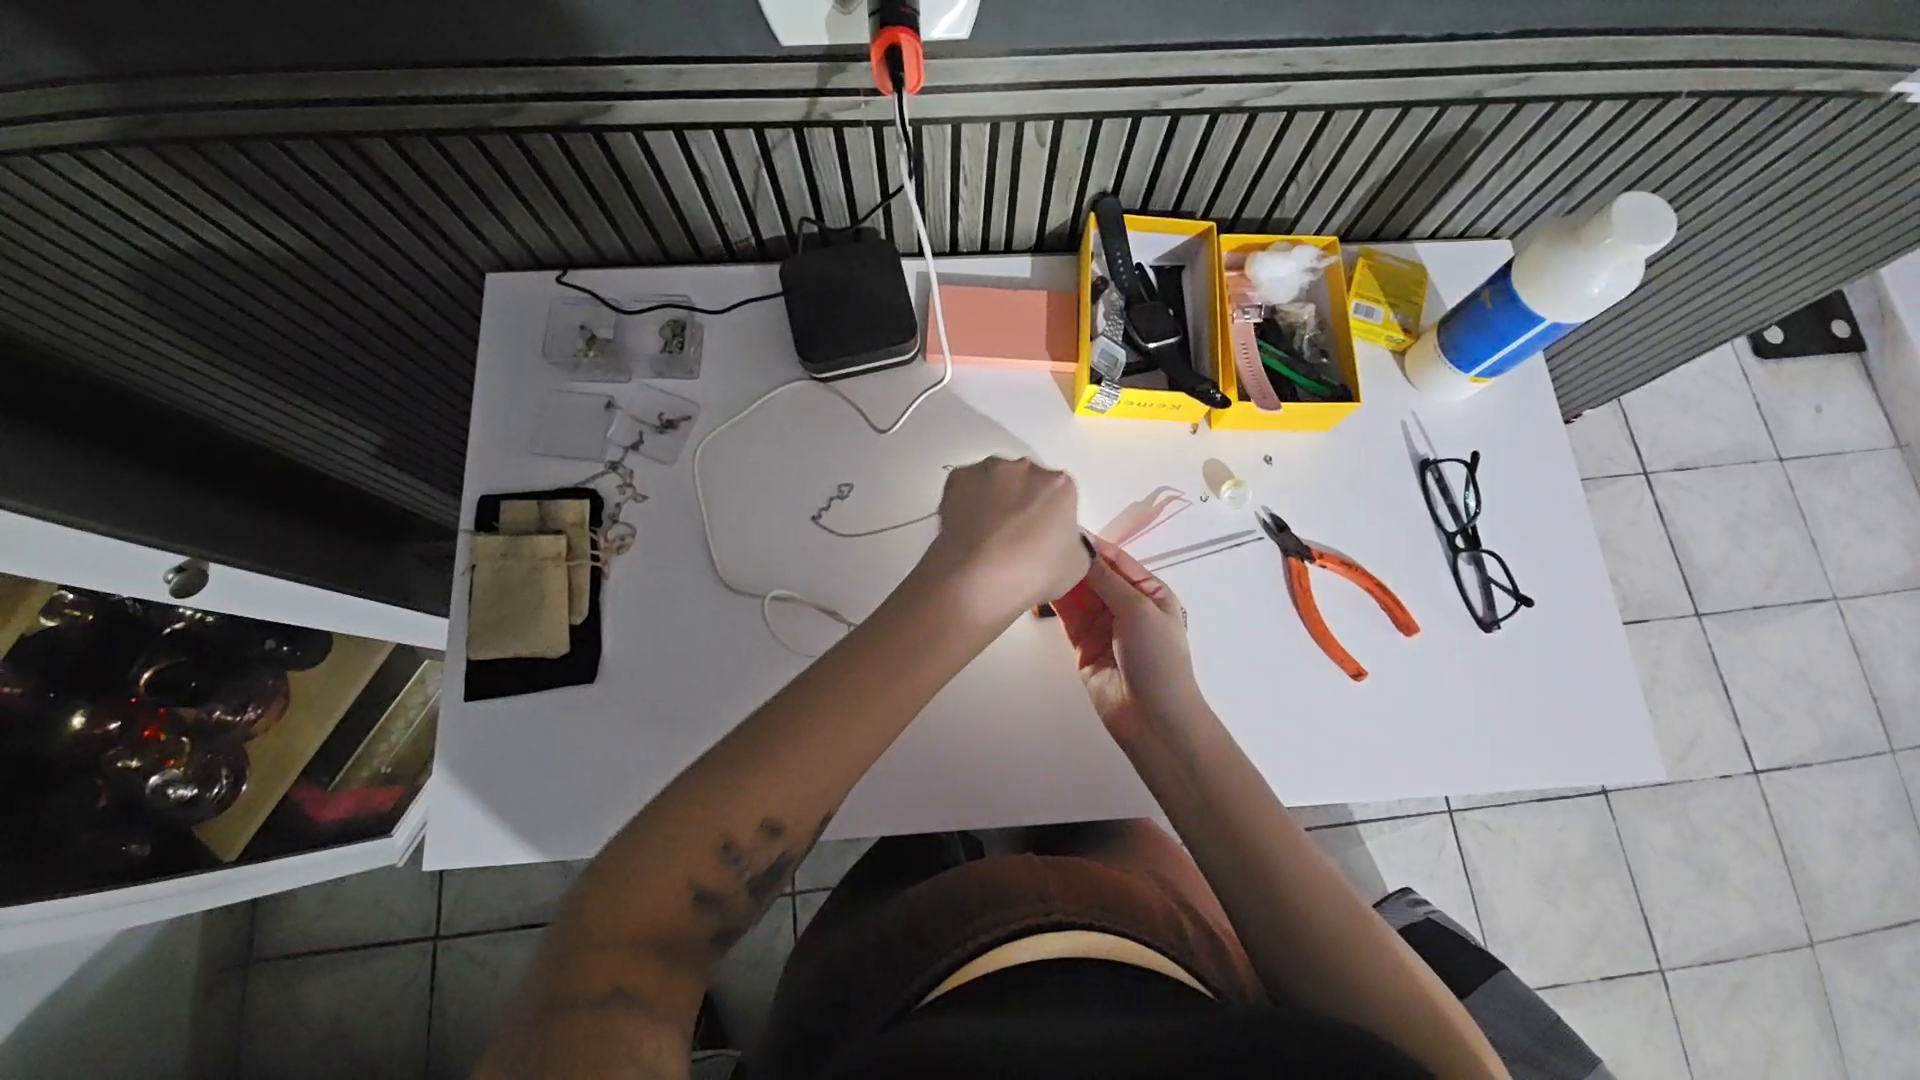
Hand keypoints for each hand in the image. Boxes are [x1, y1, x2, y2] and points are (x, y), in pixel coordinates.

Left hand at [921, 457, 1090, 619]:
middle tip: (1012, 538)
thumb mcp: (1075, 567)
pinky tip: (964, 529)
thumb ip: (1074, 545)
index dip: (1049, 519)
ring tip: (984, 535)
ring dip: (993, 499)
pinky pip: (966, 487)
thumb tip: (1064, 542)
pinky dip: (966, 502)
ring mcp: (989, 469)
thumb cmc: (1034, 574)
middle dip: (1022, 503)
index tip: (1040, 541)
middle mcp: (1026, 467)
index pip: (1059, 496)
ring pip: (995, 481)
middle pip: (1027, 482)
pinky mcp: (957, 477)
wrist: (977, 579)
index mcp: (1060, 485)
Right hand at [1052, 538, 1206, 745]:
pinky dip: (1054, 599)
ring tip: (1036, 556)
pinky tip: (1038, 582)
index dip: (1093, 544)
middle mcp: (1126, 605)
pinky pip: (1067, 615)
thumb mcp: (1138, 610)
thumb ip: (1107, 579)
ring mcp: (1104, 624)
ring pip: (1078, 593)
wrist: (1151, 716)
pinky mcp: (1083, 643)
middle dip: (1074, 559)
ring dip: (1062, 577)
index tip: (1066, 526)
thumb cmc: (1157, 658)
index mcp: (1150, 592)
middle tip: (1043, 539)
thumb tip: (1083, 549)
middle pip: (1096, 574)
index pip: (1117, 560)